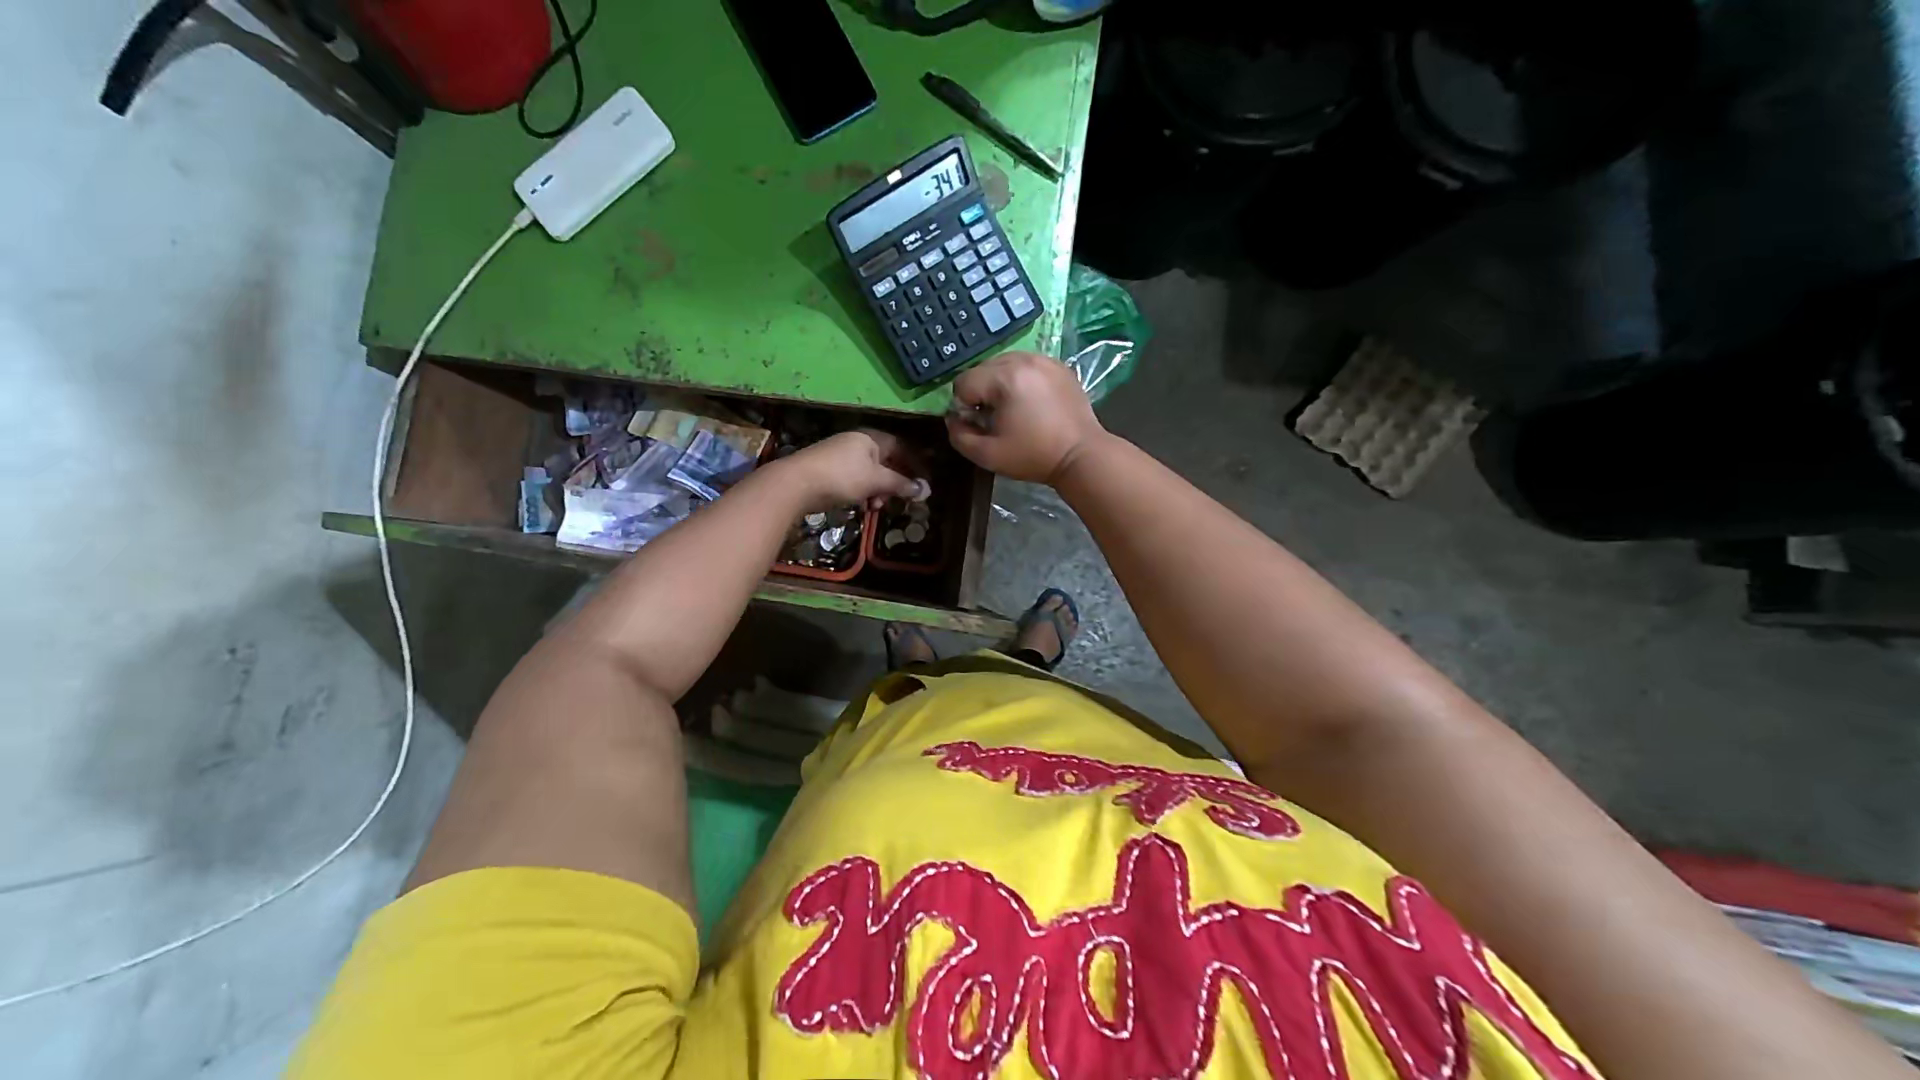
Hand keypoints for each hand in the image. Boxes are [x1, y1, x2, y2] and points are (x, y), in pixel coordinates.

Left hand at [781, 430, 921, 510]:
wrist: (797, 483)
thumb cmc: (842, 476)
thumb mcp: (876, 480)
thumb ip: (900, 483)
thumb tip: (922, 489)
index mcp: (871, 438)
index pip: (901, 447)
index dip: (915, 464)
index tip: (923, 482)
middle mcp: (858, 443)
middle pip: (886, 462)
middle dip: (894, 483)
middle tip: (899, 500)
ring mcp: (842, 456)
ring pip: (871, 474)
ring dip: (878, 492)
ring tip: (876, 507)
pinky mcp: (830, 471)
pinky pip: (856, 481)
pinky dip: (863, 493)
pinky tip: (861, 507)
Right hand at [946, 352, 1107, 484]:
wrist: (1081, 455)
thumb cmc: (1033, 456)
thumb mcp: (987, 455)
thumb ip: (959, 436)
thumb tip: (953, 419)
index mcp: (1005, 377)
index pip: (963, 382)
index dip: (965, 407)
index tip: (982, 425)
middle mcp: (1023, 359)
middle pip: (982, 369)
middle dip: (982, 393)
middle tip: (998, 419)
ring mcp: (1044, 359)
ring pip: (1003, 364)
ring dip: (1000, 384)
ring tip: (1014, 410)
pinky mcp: (1059, 365)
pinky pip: (1026, 365)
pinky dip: (1021, 379)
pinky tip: (1031, 402)